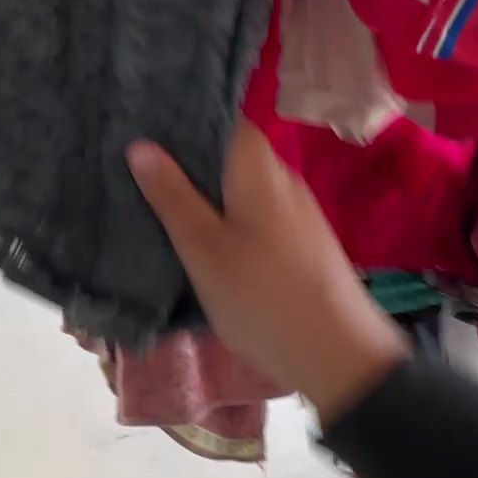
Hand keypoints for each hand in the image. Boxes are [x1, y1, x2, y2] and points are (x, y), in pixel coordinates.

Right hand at [127, 124, 407, 425]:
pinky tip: (208, 239)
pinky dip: (231, 216)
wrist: (337, 355)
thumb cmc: (260, 294)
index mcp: (259, 170)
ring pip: (246, 186)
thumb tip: (141, 144)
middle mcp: (284, 180)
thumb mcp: (203, 247)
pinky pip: (259, 213)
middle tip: (143, 174)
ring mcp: (299, 213)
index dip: (188, 123)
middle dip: (193, 161)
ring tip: (166, 205)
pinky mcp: (304, 243)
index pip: (226, 122)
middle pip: (234, 154)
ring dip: (211, 192)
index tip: (148, 133)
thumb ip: (172, 196)